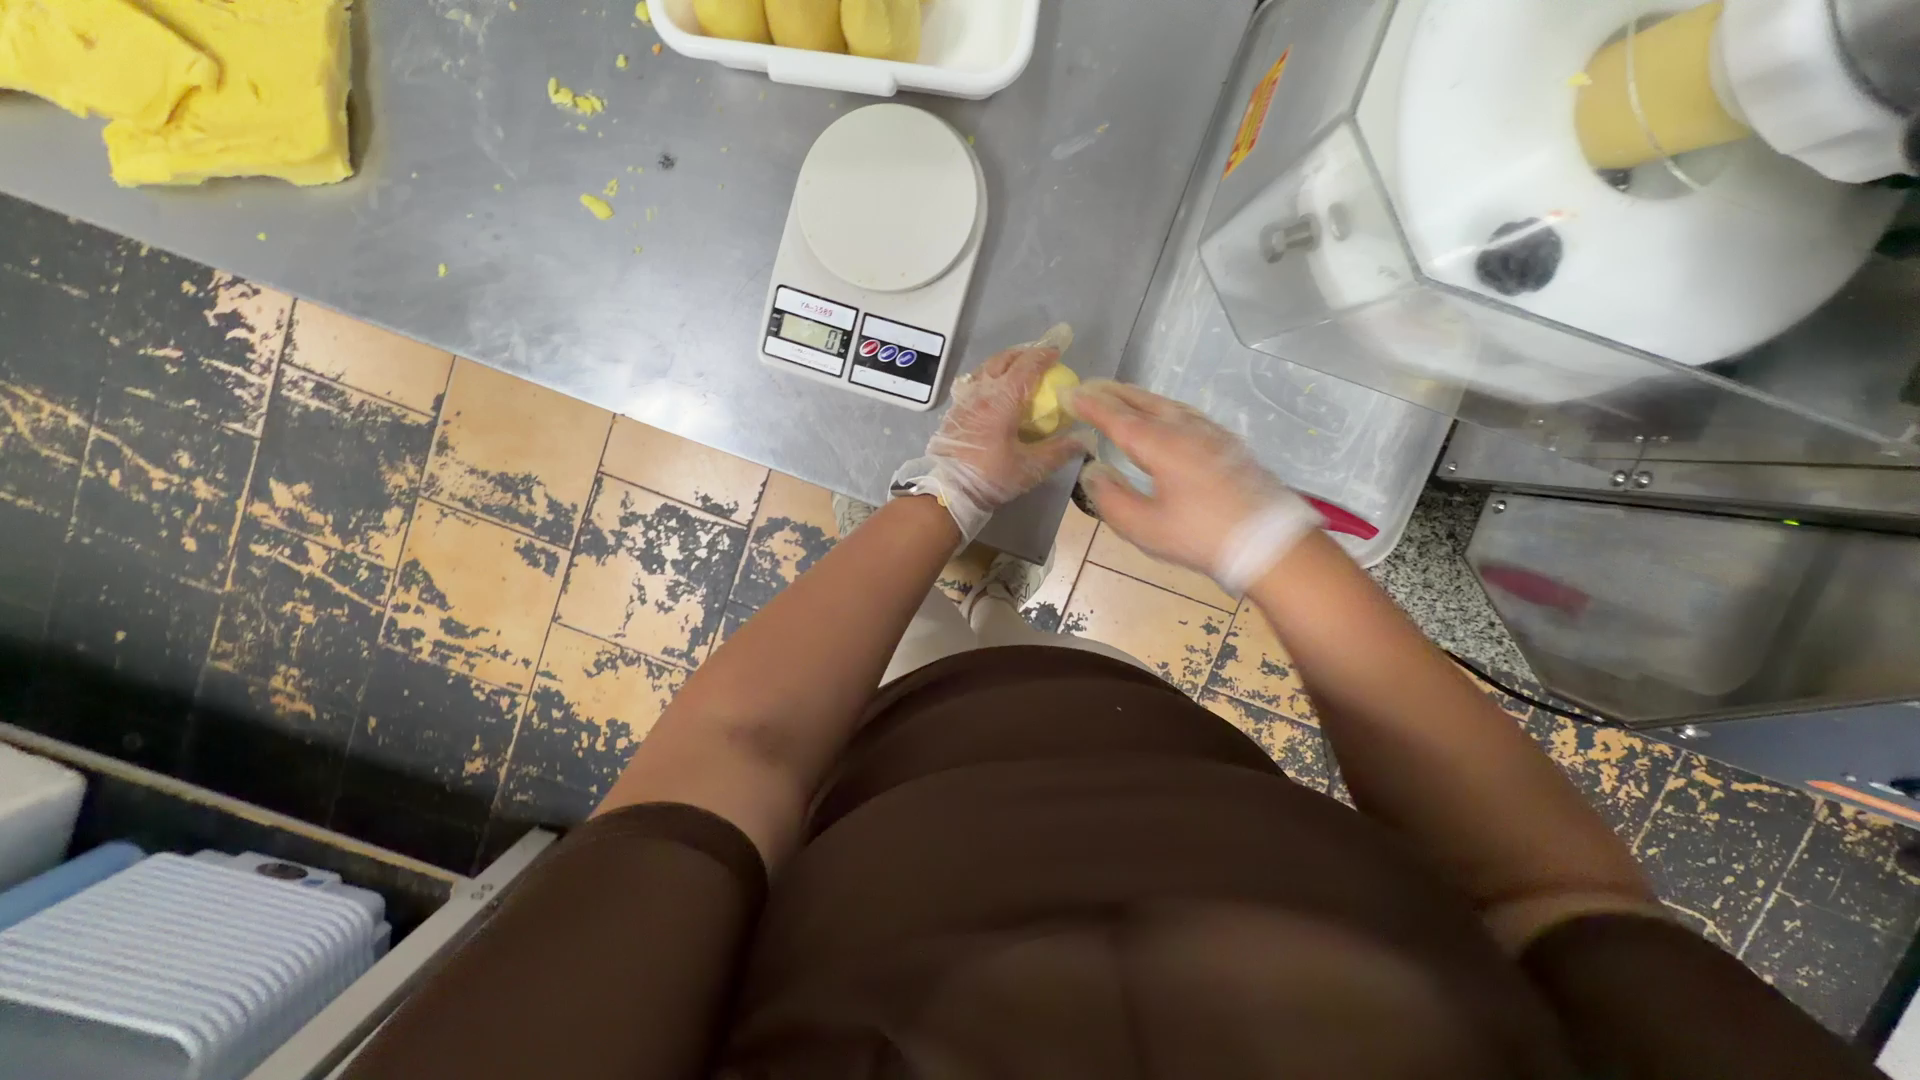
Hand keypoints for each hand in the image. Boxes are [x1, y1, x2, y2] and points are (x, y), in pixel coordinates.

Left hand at [890, 340, 1088, 543]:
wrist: (947, 492)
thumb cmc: (990, 477)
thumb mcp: (1030, 468)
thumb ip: (1059, 451)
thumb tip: (1084, 439)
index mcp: (1002, 399)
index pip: (1027, 366)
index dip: (1045, 353)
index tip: (1059, 347)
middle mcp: (981, 392)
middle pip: (1004, 359)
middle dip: (1025, 352)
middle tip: (1041, 355)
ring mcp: (964, 400)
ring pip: (985, 368)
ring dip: (1005, 362)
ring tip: (1019, 367)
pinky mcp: (954, 411)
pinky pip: (973, 382)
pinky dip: (988, 376)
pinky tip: (993, 388)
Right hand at [1067, 380, 1321, 593]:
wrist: (1270, 541)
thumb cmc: (1200, 536)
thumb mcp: (1144, 527)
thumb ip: (1111, 498)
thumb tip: (1092, 471)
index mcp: (1160, 444)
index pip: (1116, 417)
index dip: (1091, 405)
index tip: (1069, 394)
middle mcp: (1185, 429)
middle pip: (1143, 402)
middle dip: (1114, 393)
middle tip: (1090, 387)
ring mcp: (1211, 434)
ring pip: (1168, 405)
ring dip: (1139, 398)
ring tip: (1121, 397)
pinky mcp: (1228, 445)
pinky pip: (1186, 415)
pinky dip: (1164, 409)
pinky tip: (1166, 418)